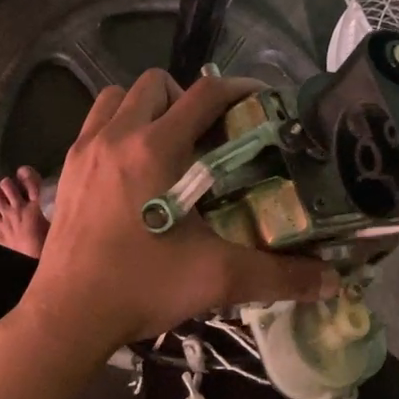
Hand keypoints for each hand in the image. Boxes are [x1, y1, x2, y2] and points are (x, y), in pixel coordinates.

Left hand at [14, 70, 338, 354]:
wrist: (68, 315)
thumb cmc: (141, 286)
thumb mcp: (216, 278)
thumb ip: (278, 275)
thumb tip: (330, 281)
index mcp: (156, 148)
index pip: (204, 94)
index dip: (237, 88)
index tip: (258, 100)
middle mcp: (118, 134)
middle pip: (156, 83)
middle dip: (185, 98)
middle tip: (206, 136)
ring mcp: (86, 147)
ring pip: (117, 96)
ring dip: (145, 107)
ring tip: (165, 144)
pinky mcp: (67, 166)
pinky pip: (93, 122)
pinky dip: (116, 127)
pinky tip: (131, 168)